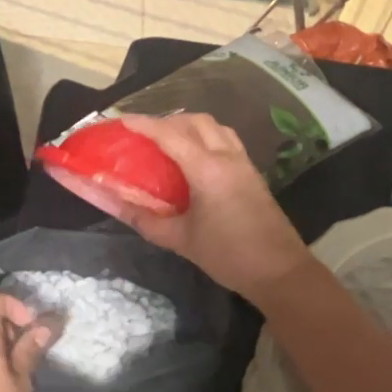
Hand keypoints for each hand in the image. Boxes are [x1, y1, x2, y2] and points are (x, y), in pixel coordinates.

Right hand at [114, 113, 313, 298]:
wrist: (280, 271)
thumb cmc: (228, 255)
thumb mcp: (180, 240)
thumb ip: (144, 219)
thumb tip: (112, 203)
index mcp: (208, 170)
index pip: (170, 135)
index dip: (144, 124)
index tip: (121, 120)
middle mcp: (227, 157)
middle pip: (194, 121)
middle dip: (166, 121)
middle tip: (143, 135)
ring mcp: (243, 162)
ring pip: (214, 126)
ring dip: (189, 125)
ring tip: (168, 141)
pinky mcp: (252, 172)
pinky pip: (226, 139)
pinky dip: (206, 136)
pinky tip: (194, 157)